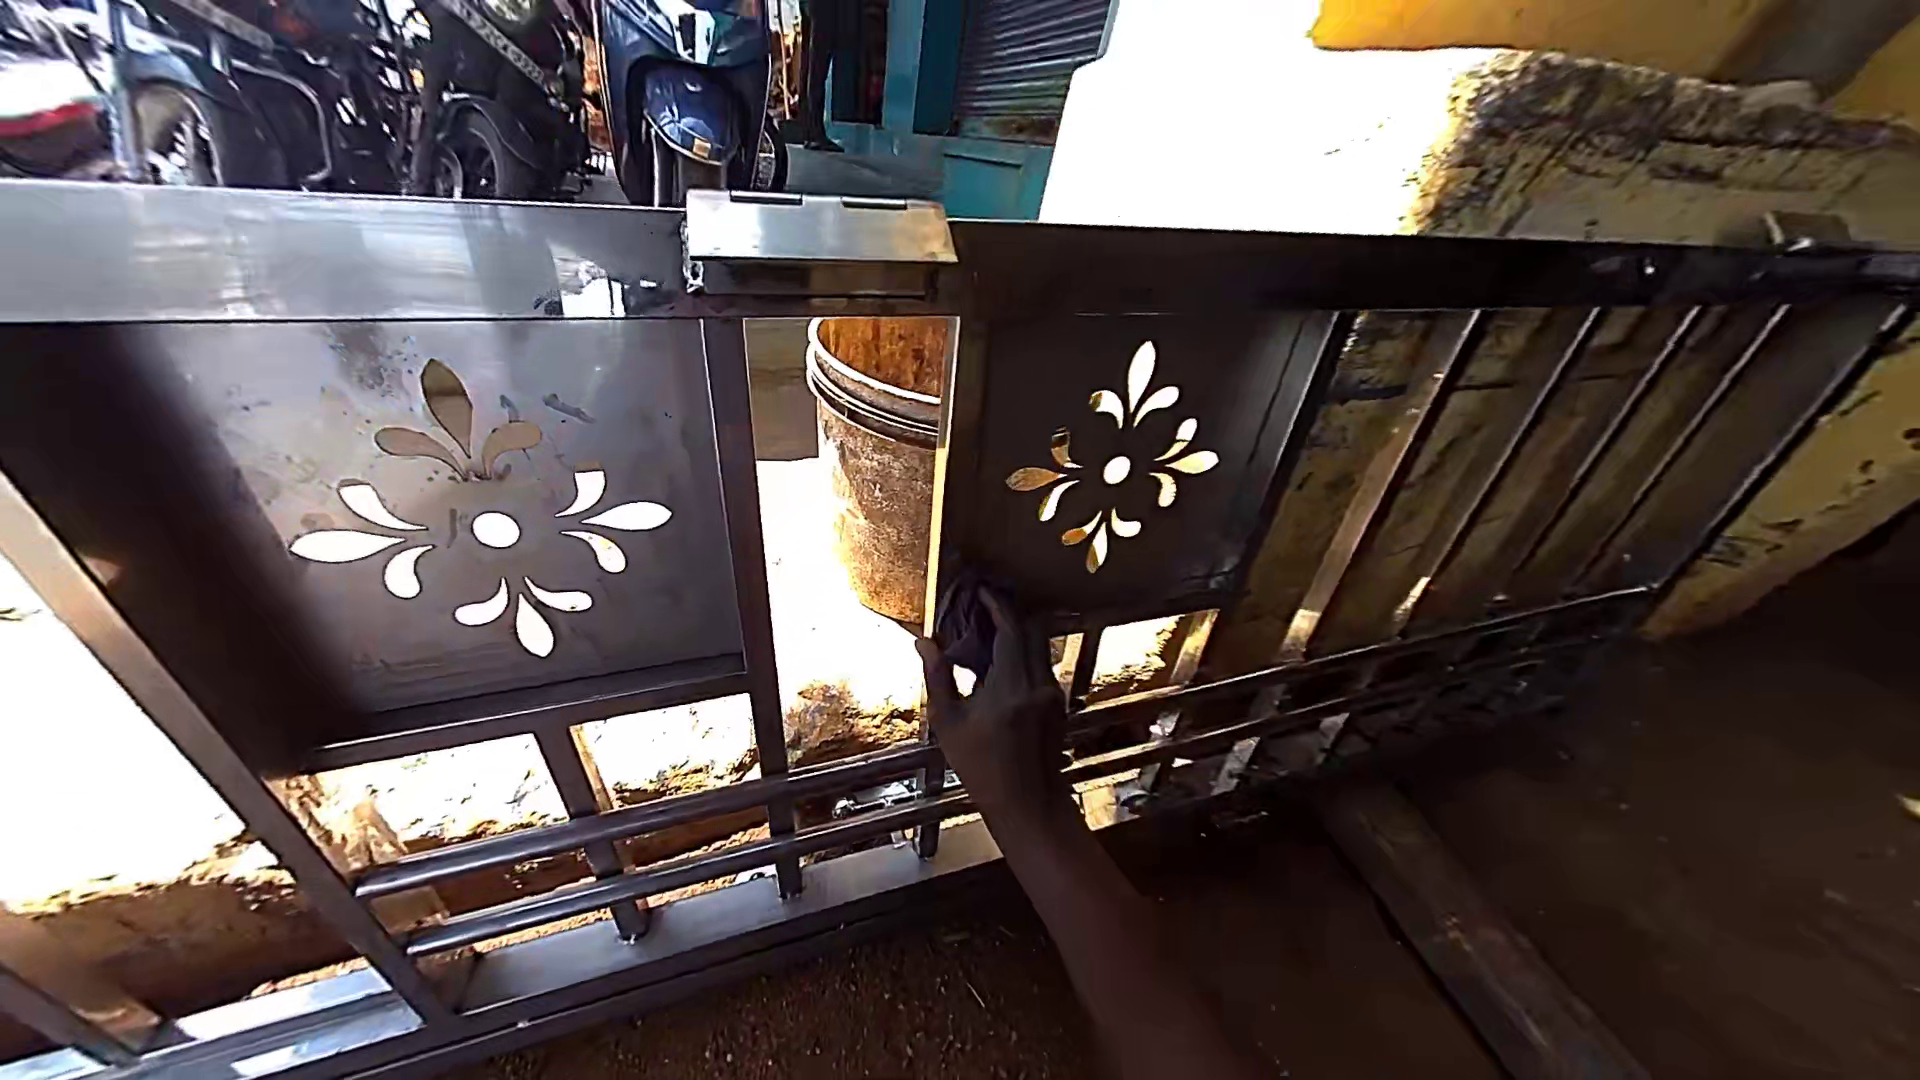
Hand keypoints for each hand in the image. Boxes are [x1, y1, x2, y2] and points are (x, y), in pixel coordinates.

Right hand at [915, 590, 1068, 827]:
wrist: (1029, 804)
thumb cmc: (983, 768)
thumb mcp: (950, 724)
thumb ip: (937, 677)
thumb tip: (923, 643)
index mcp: (1012, 684)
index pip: (1011, 629)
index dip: (997, 605)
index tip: (982, 592)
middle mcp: (1039, 683)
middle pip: (1031, 630)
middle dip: (1009, 614)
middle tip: (984, 607)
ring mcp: (1052, 693)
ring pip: (1039, 646)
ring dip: (1017, 634)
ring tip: (988, 632)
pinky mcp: (1056, 703)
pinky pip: (1040, 665)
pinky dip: (1022, 654)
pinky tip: (1000, 664)